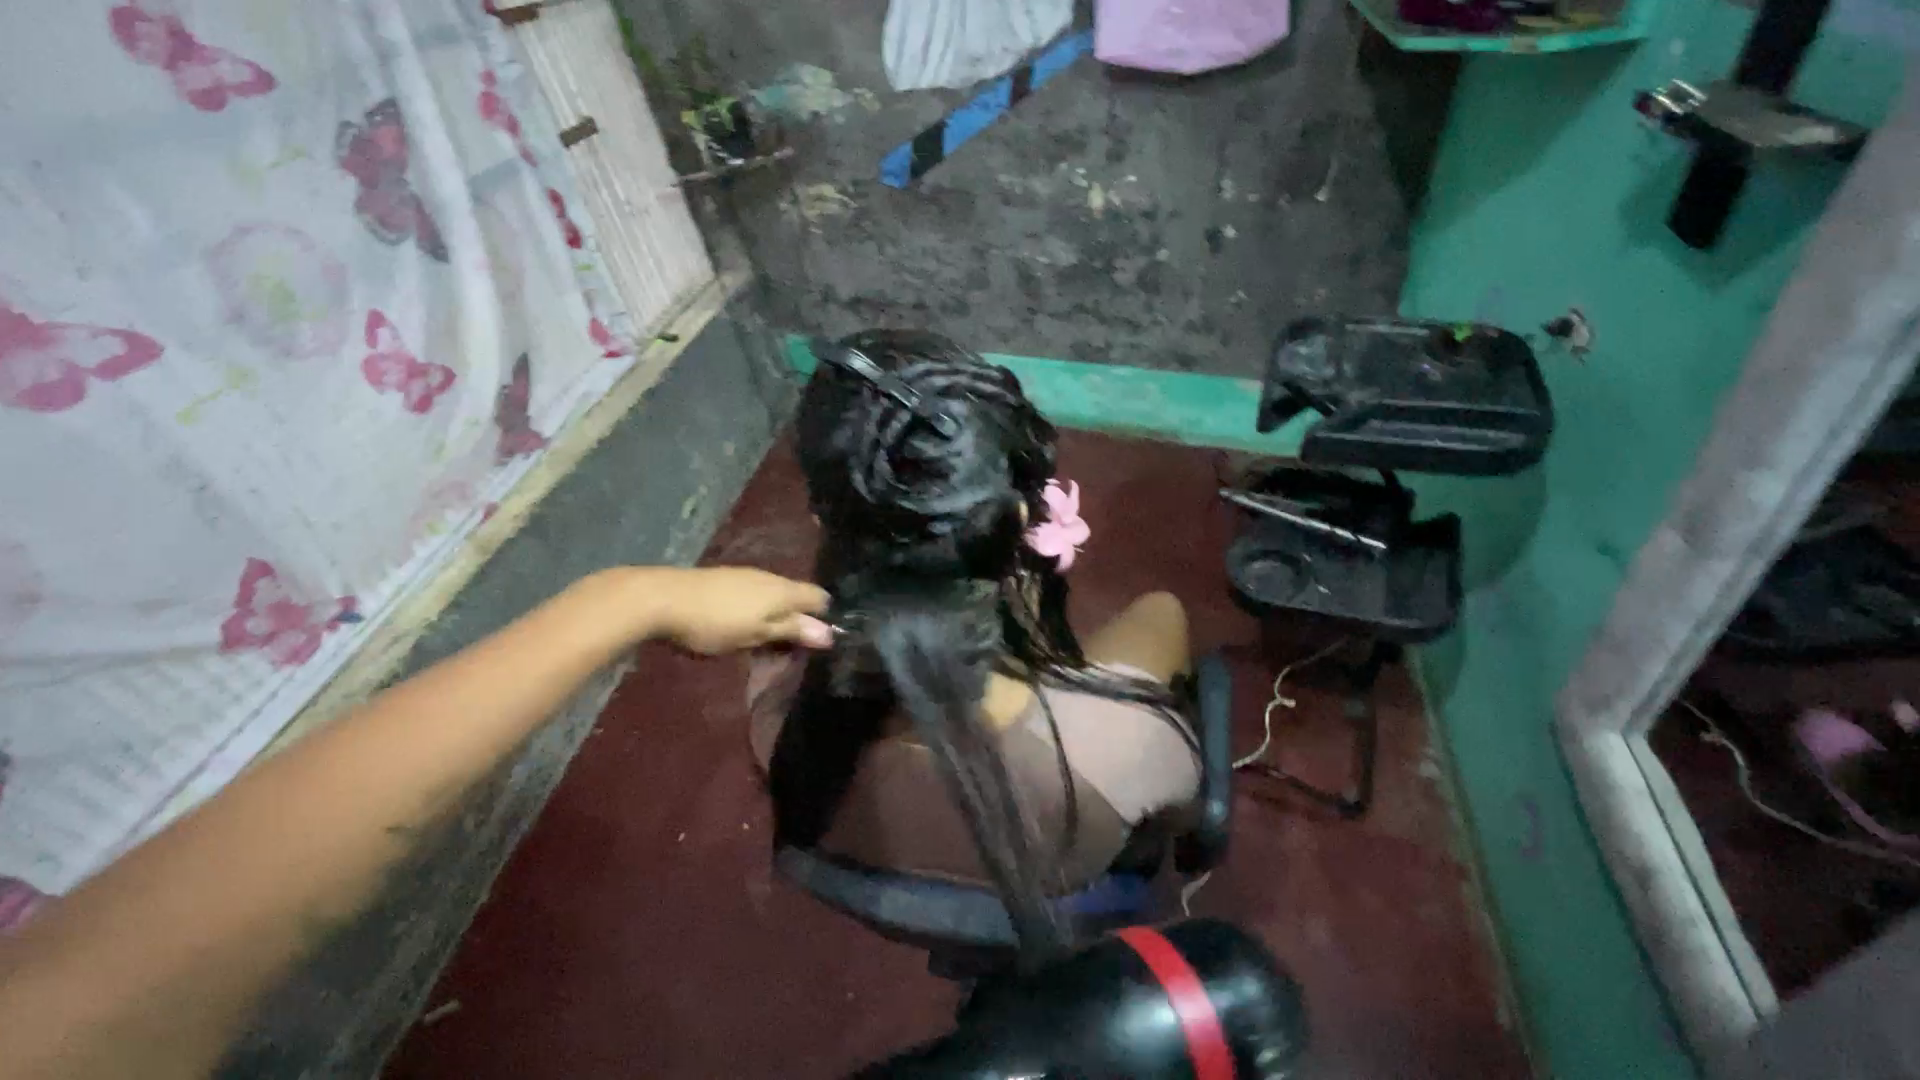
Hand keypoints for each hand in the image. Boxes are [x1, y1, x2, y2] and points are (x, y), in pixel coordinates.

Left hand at [645, 567, 831, 654]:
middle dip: (797, 617)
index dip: (823, 617)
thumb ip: (792, 630)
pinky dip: (755, 608)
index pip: (819, 597)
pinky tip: (740, 622)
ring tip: (764, 638)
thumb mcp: (757, 633)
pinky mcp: (724, 578)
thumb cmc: (715, 622)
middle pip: (795, 594)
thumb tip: (830, 633)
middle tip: (789, 647)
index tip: (814, 641)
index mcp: (783, 590)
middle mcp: (769, 576)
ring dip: (774, 613)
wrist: (661, 598)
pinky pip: (753, 593)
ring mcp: (745, 574)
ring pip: (772, 594)